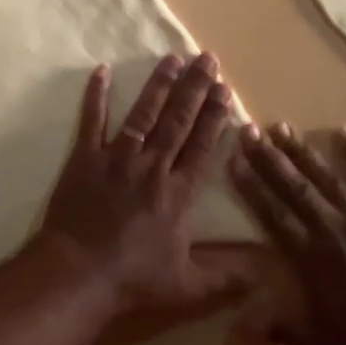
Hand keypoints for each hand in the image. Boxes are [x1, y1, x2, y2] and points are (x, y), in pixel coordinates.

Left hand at [37, 53, 256, 316]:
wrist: (79, 275)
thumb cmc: (134, 281)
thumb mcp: (188, 287)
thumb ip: (227, 275)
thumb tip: (266, 272)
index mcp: (177, 193)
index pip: (201, 146)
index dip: (214, 116)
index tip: (225, 89)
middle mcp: (151, 166)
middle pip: (177, 121)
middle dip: (194, 88)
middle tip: (206, 58)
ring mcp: (116, 158)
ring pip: (142, 114)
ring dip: (158, 85)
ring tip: (172, 58)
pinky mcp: (85, 157)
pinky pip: (91, 120)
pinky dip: (96, 95)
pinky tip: (101, 70)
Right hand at [230, 123, 345, 344]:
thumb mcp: (321, 339)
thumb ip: (282, 325)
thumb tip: (239, 326)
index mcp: (312, 257)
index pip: (273, 215)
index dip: (251, 187)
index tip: (232, 160)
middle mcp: (332, 227)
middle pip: (294, 187)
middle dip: (269, 158)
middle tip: (248, 130)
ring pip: (327, 176)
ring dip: (302, 151)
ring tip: (281, 126)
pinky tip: (345, 132)